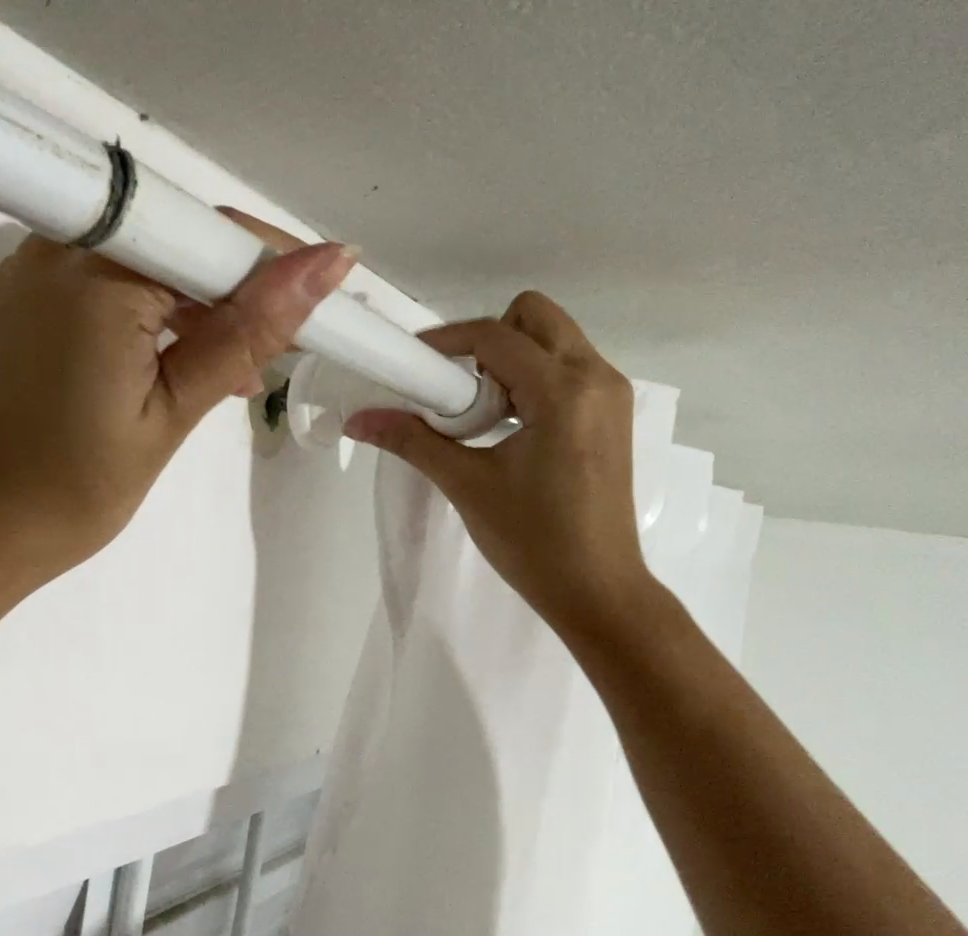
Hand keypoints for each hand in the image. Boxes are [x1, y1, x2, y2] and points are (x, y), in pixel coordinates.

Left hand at [0, 227, 356, 577]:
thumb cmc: (75, 489)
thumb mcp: (171, 414)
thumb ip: (246, 332)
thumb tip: (327, 264)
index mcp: (94, 274)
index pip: (204, 230)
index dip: (265, 262)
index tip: (310, 304)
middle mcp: (46, 254)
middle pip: (161, 240)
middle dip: (219, 291)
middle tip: (260, 361)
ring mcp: (14, 279)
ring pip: (122, 261)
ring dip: (174, 306)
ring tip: (216, 377)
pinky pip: (79, 286)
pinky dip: (123, 314)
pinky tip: (150, 368)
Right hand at [342, 292, 655, 628]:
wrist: (596, 587)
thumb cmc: (531, 538)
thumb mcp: (465, 484)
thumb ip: (411, 440)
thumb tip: (356, 419)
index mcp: (562, 391)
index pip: (495, 336)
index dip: (444, 341)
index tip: (409, 363)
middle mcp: (596, 377)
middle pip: (535, 316)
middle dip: (486, 340)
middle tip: (457, 389)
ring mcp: (610, 394)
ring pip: (553, 339)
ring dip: (509, 359)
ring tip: (480, 414)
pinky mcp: (611, 414)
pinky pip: (566, 368)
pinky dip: (530, 378)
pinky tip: (508, 427)